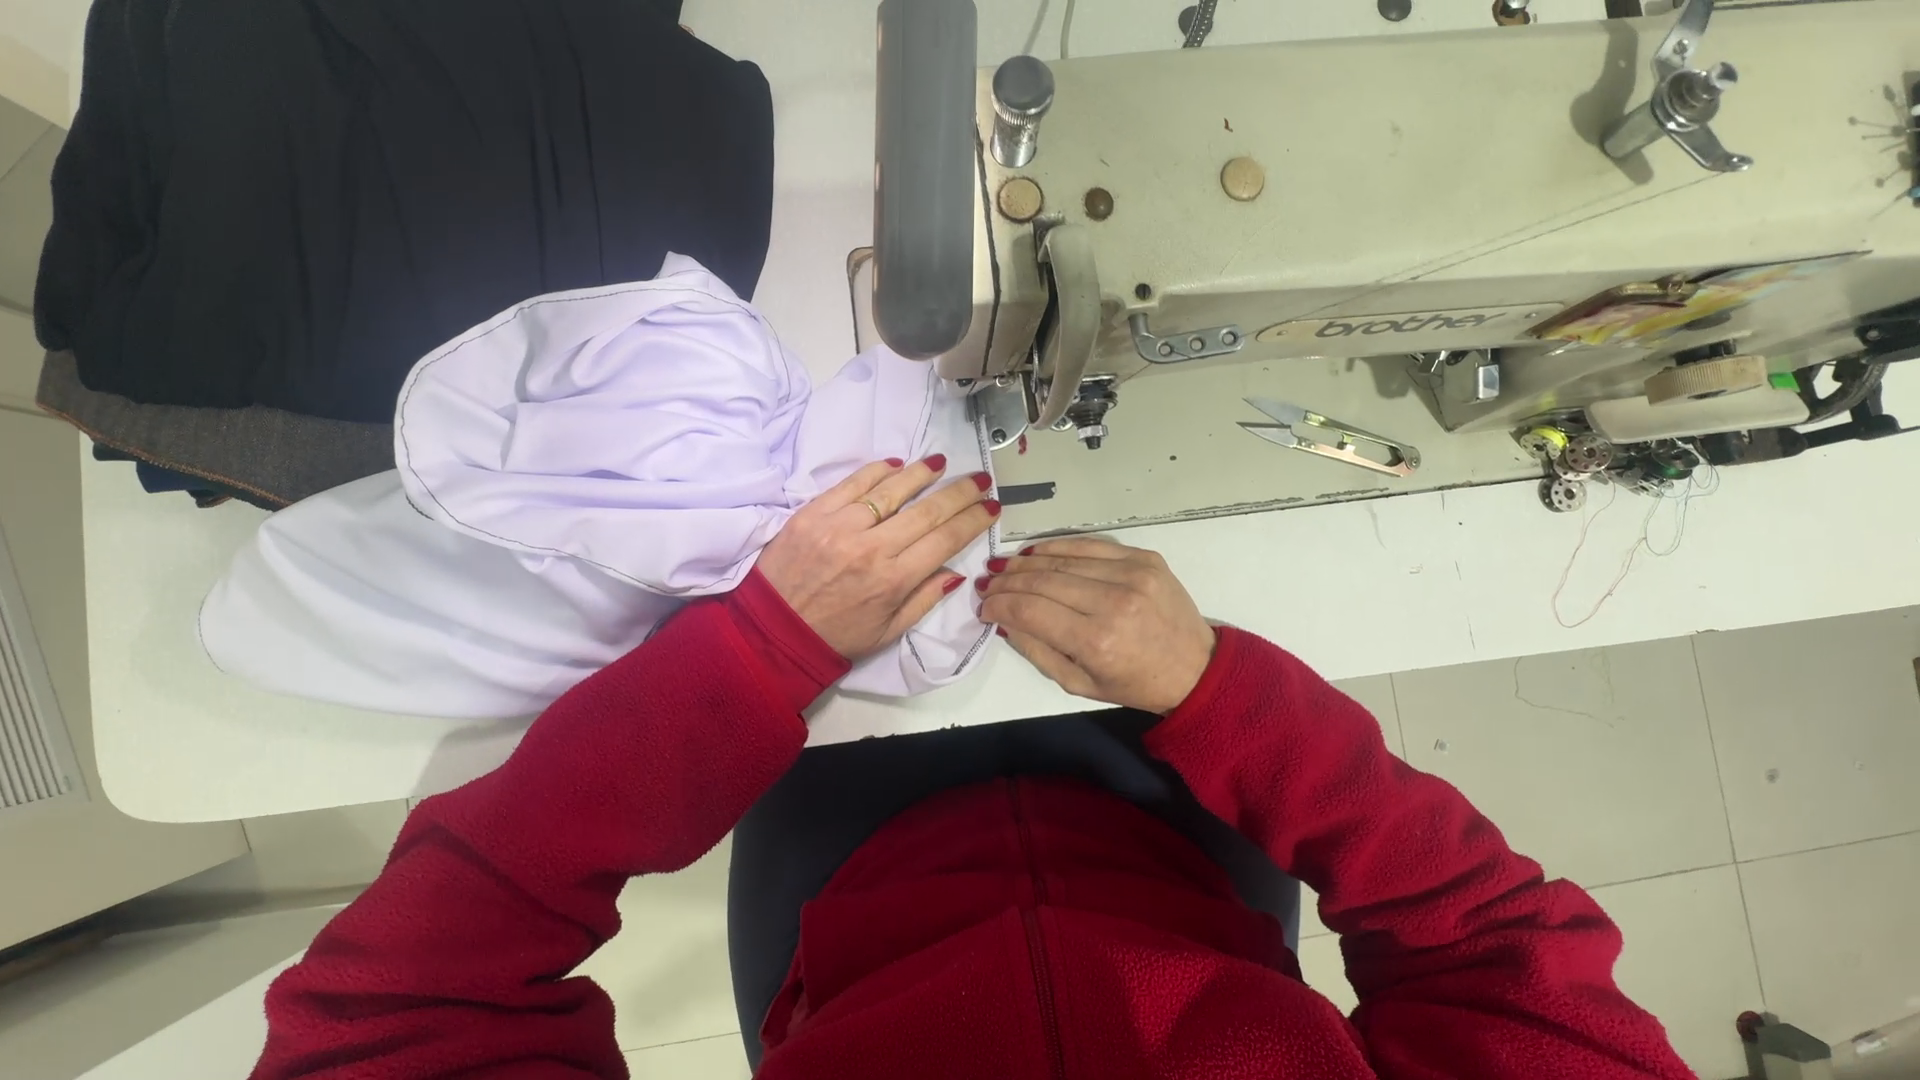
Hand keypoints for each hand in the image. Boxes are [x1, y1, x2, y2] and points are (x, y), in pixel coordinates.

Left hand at [757, 455, 997, 659]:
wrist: (773, 632)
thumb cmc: (836, 636)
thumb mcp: (888, 632)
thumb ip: (924, 599)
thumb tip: (955, 571)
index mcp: (893, 580)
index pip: (945, 539)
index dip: (973, 519)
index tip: (990, 505)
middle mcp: (871, 548)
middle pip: (927, 510)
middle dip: (959, 492)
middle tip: (979, 479)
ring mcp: (841, 527)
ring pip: (892, 490)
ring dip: (922, 473)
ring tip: (941, 463)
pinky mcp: (813, 513)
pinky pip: (853, 483)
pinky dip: (877, 471)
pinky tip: (897, 465)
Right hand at [978, 537, 1214, 713]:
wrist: (1194, 667)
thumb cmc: (1133, 684)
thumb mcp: (1078, 684)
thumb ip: (1036, 651)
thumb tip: (1002, 619)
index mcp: (1096, 642)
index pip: (1029, 610)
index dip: (999, 604)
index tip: (983, 605)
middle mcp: (1113, 603)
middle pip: (1042, 580)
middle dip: (1007, 581)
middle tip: (987, 584)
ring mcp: (1132, 575)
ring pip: (1063, 559)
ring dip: (1027, 562)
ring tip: (1005, 567)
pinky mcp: (1145, 558)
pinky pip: (1091, 544)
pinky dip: (1059, 546)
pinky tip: (1036, 553)